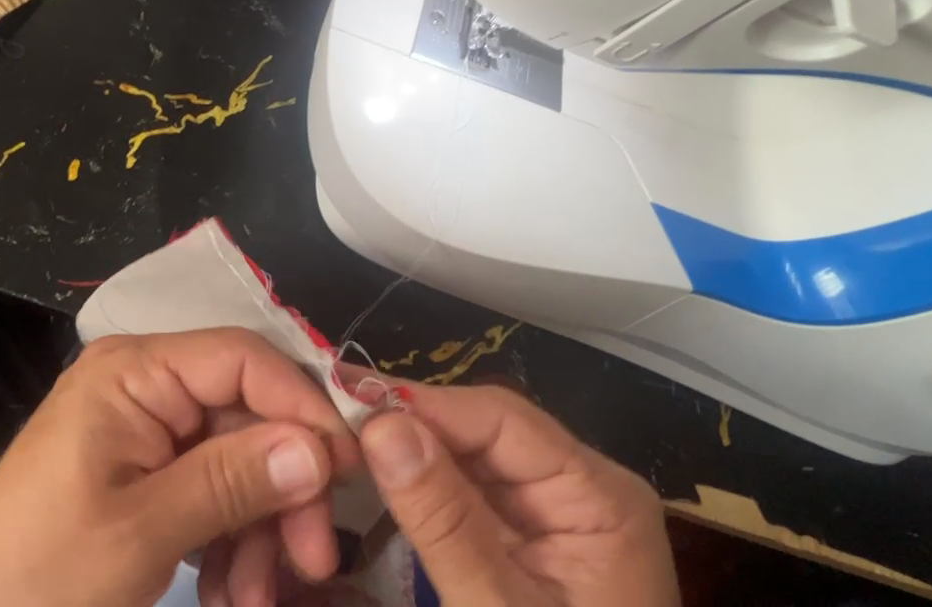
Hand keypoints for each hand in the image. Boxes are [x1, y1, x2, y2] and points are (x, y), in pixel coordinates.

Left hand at [0, 328, 363, 606]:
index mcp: (136, 371)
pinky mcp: (149, 473)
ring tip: (259, 596)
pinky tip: (233, 591)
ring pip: (238, 458)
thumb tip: (320, 450)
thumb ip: (232, 481)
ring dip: (261, 527)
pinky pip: (213, 489)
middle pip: (247, 413)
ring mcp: (148, 430)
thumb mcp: (142, 529)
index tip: (349, 469)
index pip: (242, 358)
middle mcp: (147, 386)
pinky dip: (233, 539)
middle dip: (284, 487)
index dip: (301, 405)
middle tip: (314, 559)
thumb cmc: (41, 569)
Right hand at [357, 381, 678, 605]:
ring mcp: (553, 512)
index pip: (501, 419)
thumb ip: (444, 520)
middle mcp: (580, 487)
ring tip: (343, 433)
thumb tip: (381, 423)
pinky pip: (469, 490)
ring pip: (470, 455)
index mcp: (598, 496)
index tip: (347, 394)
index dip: (423, 402)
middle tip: (333, 411)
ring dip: (410, 446)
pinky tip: (378, 471)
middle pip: (484, 430)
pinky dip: (423, 483)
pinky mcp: (527, 538)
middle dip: (411, 421)